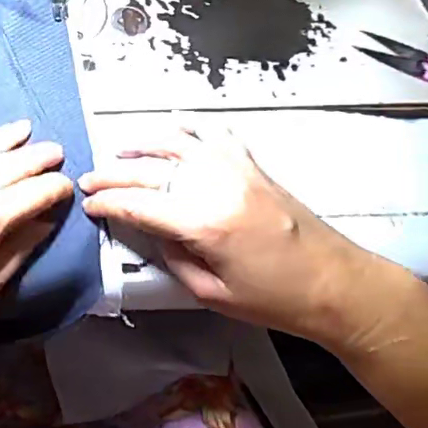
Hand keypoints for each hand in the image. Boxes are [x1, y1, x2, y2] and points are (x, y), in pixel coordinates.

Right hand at [79, 122, 427, 356]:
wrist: (338, 286)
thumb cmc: (276, 300)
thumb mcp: (210, 293)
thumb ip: (172, 256)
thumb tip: (150, 230)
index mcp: (203, 223)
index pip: (138, 204)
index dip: (107, 204)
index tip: (89, 205)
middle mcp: (216, 186)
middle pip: (150, 170)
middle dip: (113, 175)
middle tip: (90, 180)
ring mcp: (237, 170)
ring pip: (178, 142)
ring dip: (144, 144)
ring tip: (121, 150)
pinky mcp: (254, 167)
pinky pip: (217, 135)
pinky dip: (192, 128)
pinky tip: (176, 128)